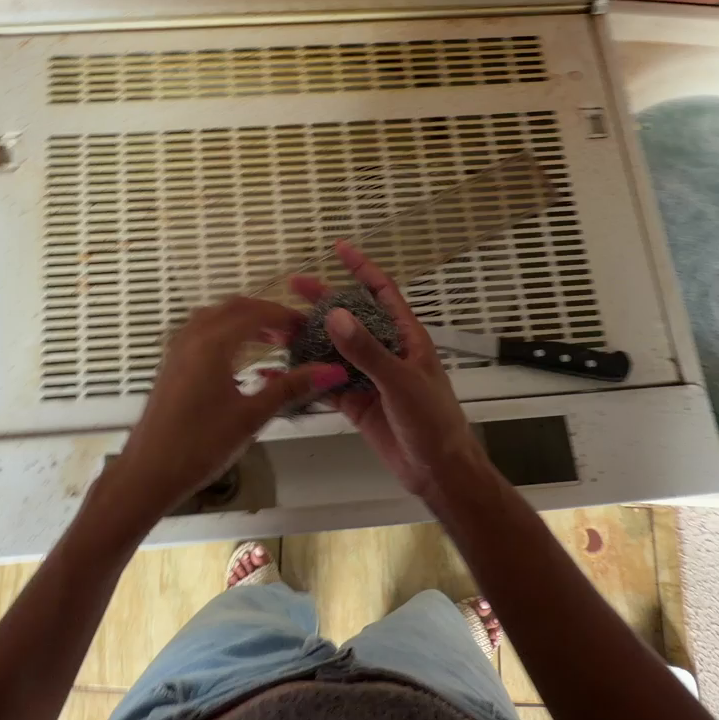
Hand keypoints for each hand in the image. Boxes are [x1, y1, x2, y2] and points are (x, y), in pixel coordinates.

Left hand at [110, 297, 348, 512]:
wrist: (148, 473)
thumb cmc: (200, 446)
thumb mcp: (251, 417)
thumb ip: (291, 388)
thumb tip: (331, 372)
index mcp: (213, 343)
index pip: (256, 313)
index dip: (285, 316)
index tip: (309, 328)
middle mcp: (192, 337)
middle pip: (234, 308)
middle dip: (266, 314)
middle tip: (293, 333)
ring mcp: (177, 349)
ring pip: (215, 317)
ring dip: (244, 321)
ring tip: (270, 341)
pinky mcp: (171, 364)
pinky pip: (201, 331)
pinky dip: (225, 332)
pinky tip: (239, 358)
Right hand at [291, 241, 490, 500]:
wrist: (437, 471)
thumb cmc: (434, 422)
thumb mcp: (401, 381)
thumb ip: (367, 351)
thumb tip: (335, 316)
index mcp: (406, 337)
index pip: (382, 292)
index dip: (362, 268)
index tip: (340, 248)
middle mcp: (386, 352)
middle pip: (351, 317)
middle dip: (324, 300)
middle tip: (295, 285)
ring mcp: (368, 376)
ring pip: (334, 349)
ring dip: (310, 338)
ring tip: (281, 328)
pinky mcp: (355, 401)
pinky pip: (327, 382)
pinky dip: (307, 376)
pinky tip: (285, 371)